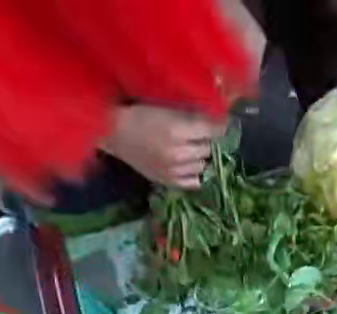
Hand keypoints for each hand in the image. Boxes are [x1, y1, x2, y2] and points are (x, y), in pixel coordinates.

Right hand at [102, 105, 225, 189]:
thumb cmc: (139, 115)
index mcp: (176, 130)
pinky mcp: (169, 182)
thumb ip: (190, 116)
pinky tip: (190, 165)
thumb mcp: (165, 109)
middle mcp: (178, 153)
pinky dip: (195, 173)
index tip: (221, 124)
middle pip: (208, 149)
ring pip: (203, 166)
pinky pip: (194, 182)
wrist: (115, 133)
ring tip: (192, 149)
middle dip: (207, 141)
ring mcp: (174, 171)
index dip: (218, 126)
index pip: (210, 131)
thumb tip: (216, 120)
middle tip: (202, 136)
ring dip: (201, 157)